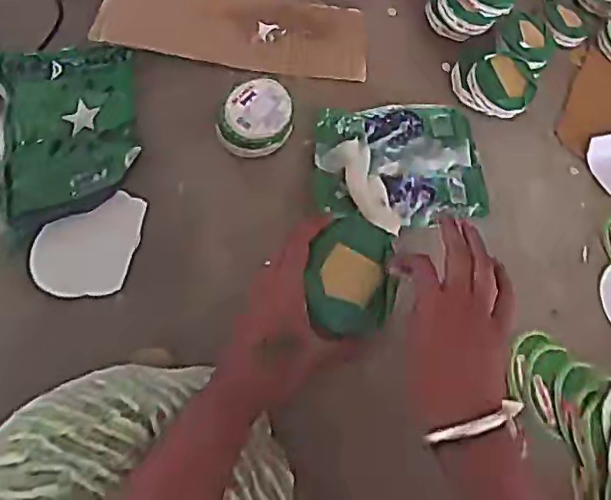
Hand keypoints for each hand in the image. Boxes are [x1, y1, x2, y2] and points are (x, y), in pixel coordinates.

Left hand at [214, 215, 358, 411]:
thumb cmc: (277, 368)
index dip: (316, 224)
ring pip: (277, 258)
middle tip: (333, 238)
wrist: (236, 390)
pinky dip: (287, 268)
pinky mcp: (250, 305)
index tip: (335, 219)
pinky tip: (300, 289)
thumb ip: (347, 343)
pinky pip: (271, 273)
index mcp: (285, 283)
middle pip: (287, 244)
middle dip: (309, 235)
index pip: (299, 240)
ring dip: (296, 252)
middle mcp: (268, 280)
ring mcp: (255, 292)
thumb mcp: (318, 357)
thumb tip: (375, 334)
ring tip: (320, 260)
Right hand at [392, 219, 515, 431]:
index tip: (399, 260)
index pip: (421, 267)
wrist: (465, 420)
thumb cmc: (429, 389)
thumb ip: (418, 314)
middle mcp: (460, 299)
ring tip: (470, 228)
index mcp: (433, 304)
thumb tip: (422, 296)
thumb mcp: (413, 346)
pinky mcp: (502, 324)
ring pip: (484, 266)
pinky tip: (496, 263)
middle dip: (452, 233)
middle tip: (446, 219)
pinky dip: (502, 273)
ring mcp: (485, 310)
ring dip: (477, 244)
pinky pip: (506, 291)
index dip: (408, 259)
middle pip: (458, 255)